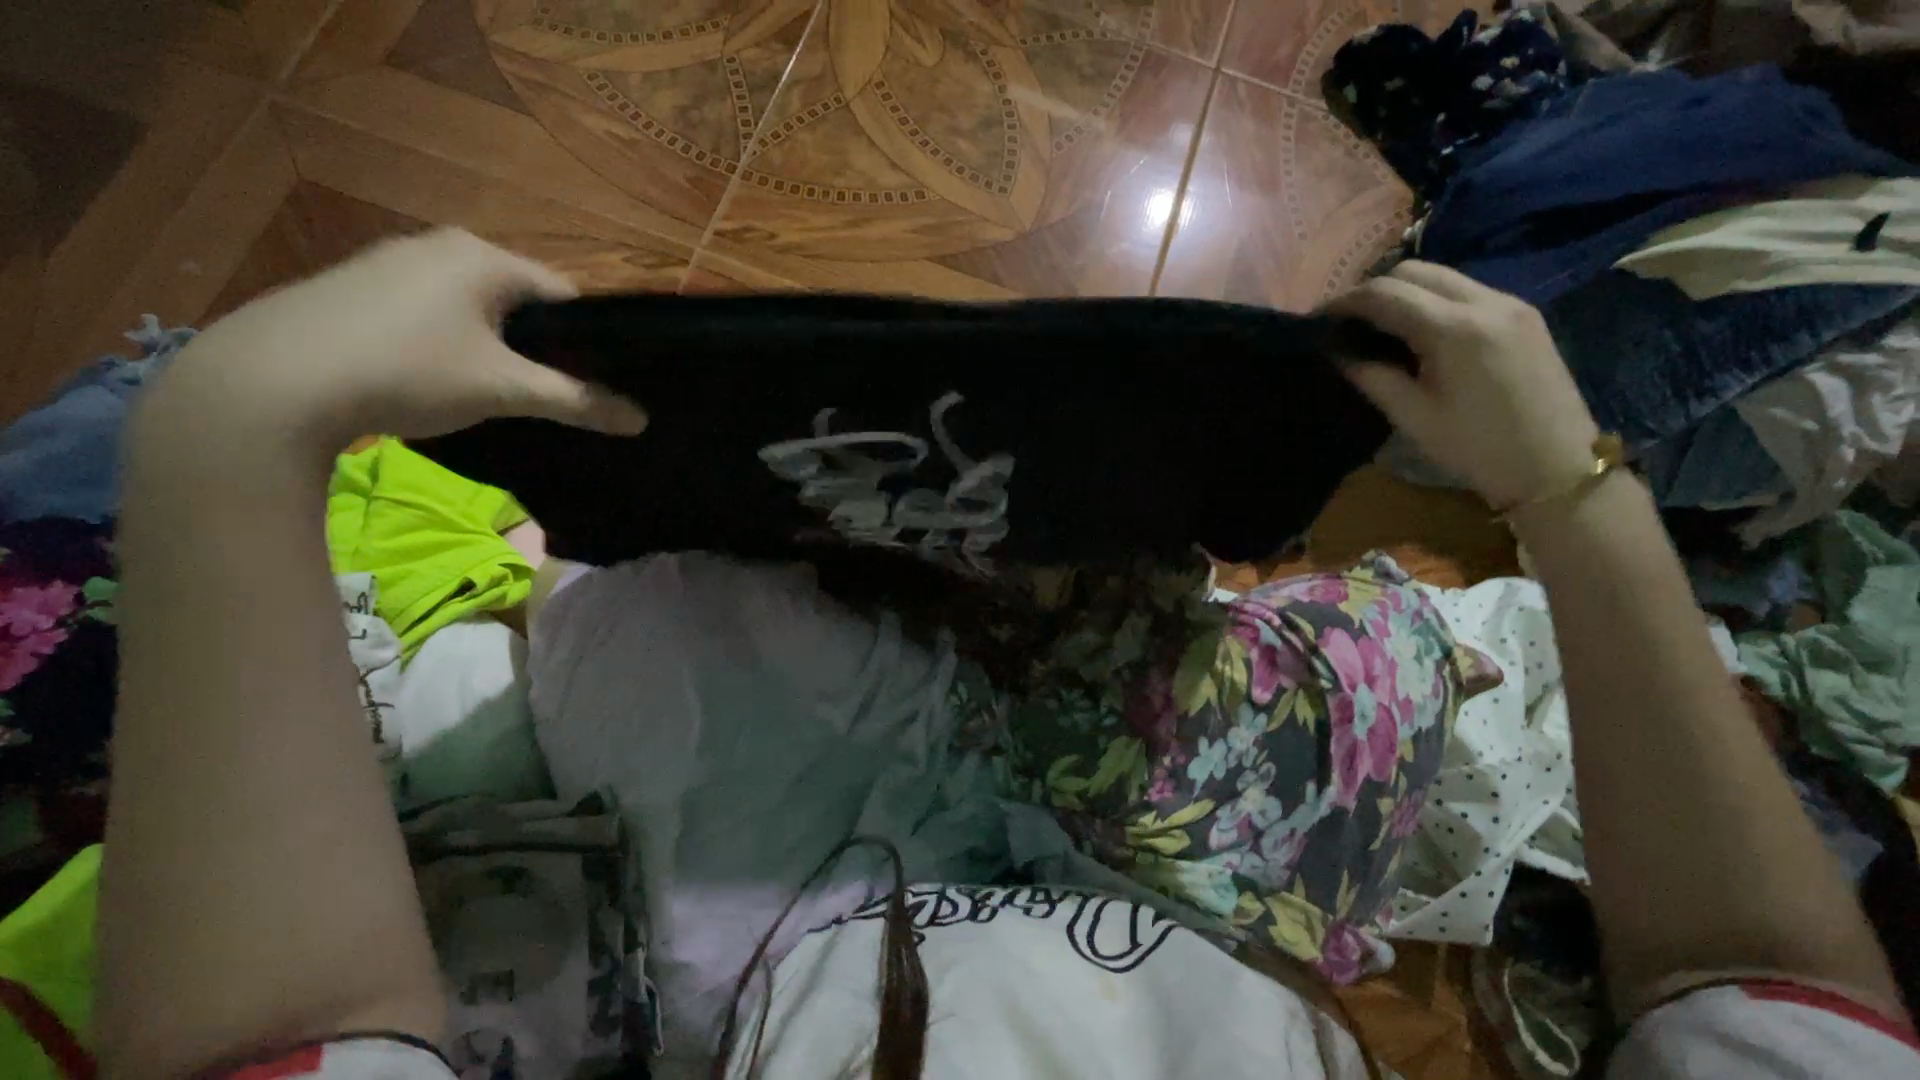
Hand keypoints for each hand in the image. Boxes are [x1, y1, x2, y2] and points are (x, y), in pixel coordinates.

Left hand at [141, 229, 645, 453]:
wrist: (269, 384)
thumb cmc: (408, 371)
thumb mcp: (504, 390)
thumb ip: (576, 402)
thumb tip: (640, 419)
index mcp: (483, 256)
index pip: (566, 295)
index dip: (590, 341)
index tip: (598, 383)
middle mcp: (439, 246)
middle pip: (519, 300)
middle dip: (540, 346)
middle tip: (548, 396)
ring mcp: (389, 263)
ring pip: (471, 307)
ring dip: (491, 347)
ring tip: (493, 395)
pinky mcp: (352, 289)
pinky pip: (426, 313)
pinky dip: (444, 344)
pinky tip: (432, 382)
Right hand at [1327, 260, 1600, 509]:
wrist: (1555, 465)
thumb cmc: (1476, 449)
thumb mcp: (1413, 417)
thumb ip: (1372, 376)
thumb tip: (1336, 351)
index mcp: (1455, 330)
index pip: (1386, 293)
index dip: (1346, 301)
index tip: (1319, 318)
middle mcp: (1485, 302)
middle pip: (1414, 271)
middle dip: (1373, 289)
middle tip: (1346, 320)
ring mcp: (1509, 303)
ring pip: (1442, 275)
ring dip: (1403, 290)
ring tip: (1376, 322)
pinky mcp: (1523, 313)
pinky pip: (1465, 289)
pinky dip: (1432, 298)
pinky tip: (1417, 328)